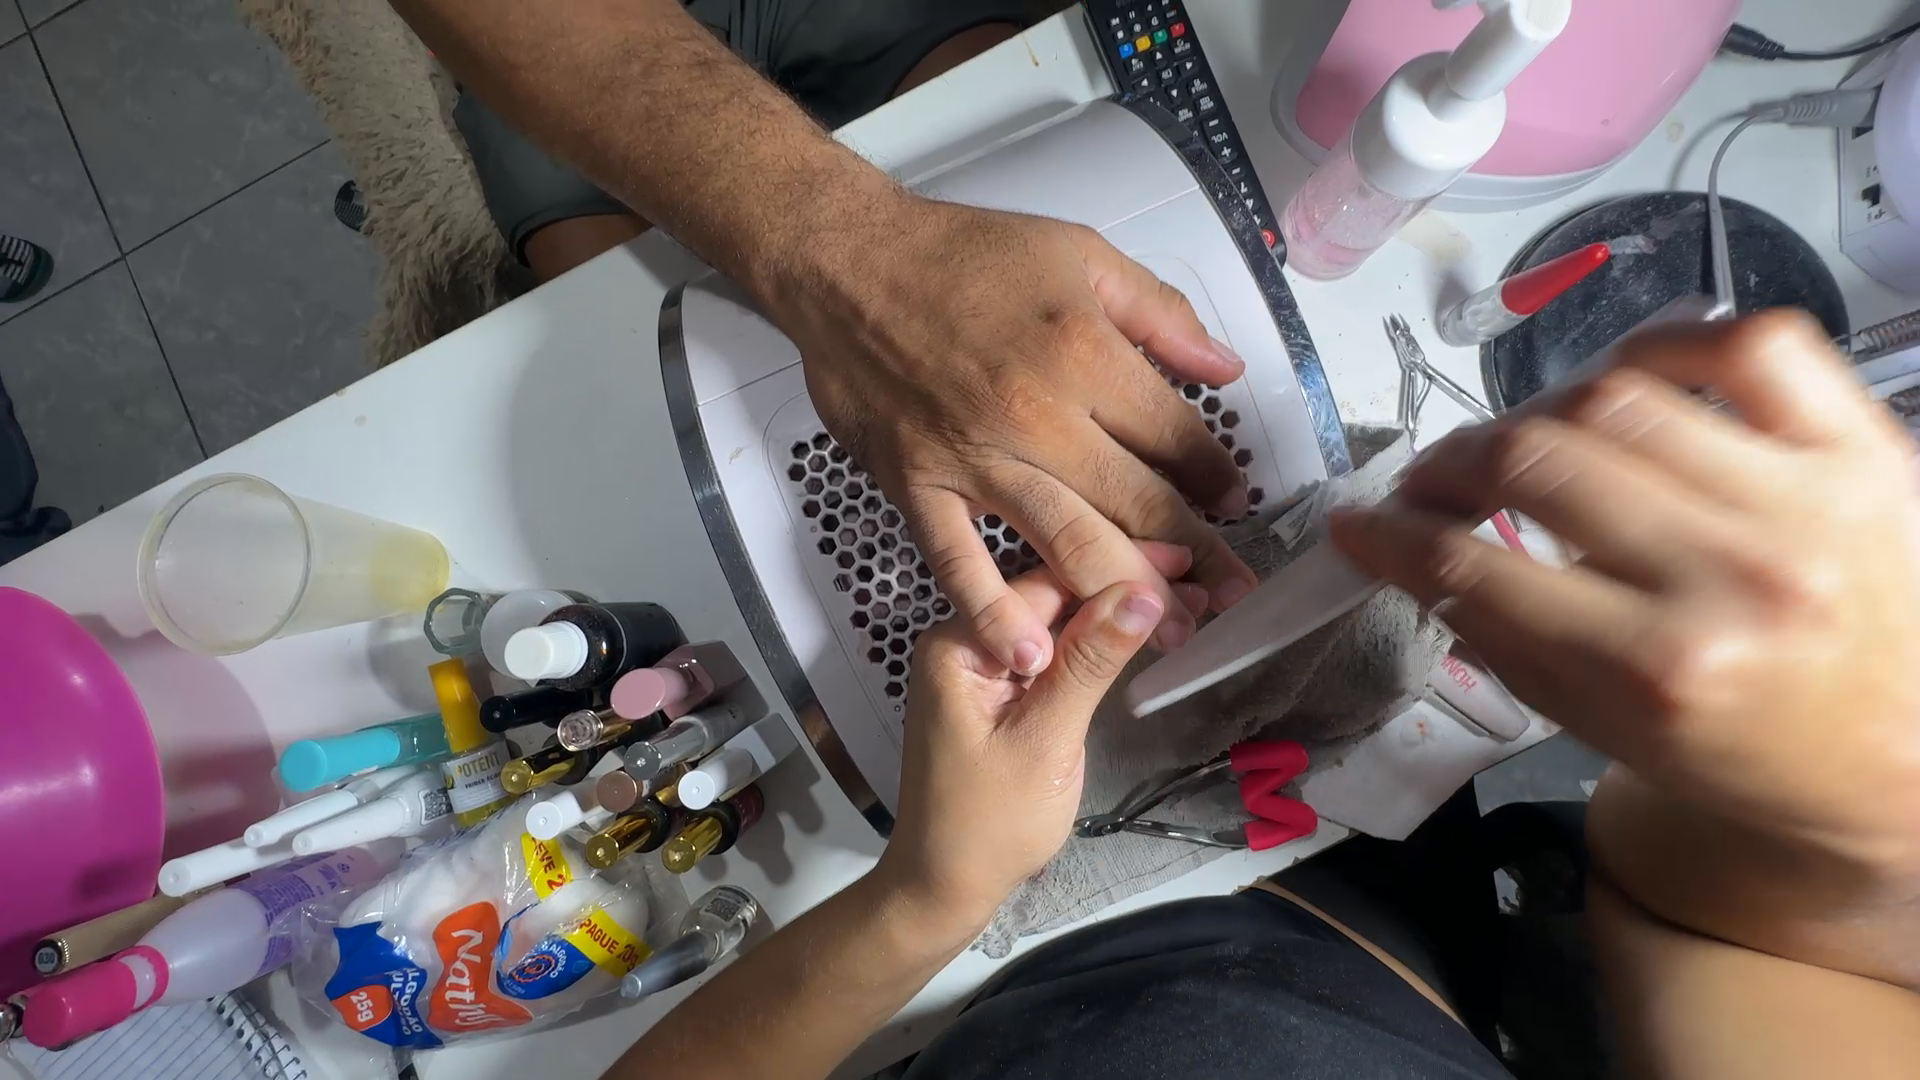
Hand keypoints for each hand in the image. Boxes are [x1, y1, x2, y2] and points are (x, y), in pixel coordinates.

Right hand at [777, 194, 1257, 674]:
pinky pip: (956, 559)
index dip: (1213, 476)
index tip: (1230, 503)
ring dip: (1123, 594)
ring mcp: (973, 460)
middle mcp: (1036, 417)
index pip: (1173, 435)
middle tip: (1231, 598)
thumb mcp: (1080, 255)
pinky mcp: (917, 487)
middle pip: (1134, 504)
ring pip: (1063, 540)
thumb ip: (1161, 314)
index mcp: (1084, 353)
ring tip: (1172, 635)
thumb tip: (1226, 368)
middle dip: (1194, 557)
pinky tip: (1028, 655)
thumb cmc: (964, 255)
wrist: (849, 266)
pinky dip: (991, 610)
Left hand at [875, 542, 1186, 931]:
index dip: (1114, 570)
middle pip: (1048, 600)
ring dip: (1110, 616)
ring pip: (1053, 626)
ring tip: (1180, 600)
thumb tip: (1145, 592)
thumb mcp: (1045, 739)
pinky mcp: (996, 690)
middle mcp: (962, 639)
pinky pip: (1047, 654)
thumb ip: (1090, 663)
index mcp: (957, 641)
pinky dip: (1090, 648)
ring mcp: (979, 665)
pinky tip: (1133, 633)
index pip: (1043, 586)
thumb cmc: (990, 823)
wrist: (945, 888)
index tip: (1181, 559)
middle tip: (1192, 575)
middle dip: (1118, 588)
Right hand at [1329, 312, 1919, 981]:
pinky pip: (1753, 348)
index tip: (1354, 522)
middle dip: (1445, 465)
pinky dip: (1664, 346)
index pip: (1466, 566)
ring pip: (1613, 399)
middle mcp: (1731, 577)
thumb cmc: (1706, 740)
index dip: (1386, 534)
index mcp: (1647, 666)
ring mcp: (1810, 501)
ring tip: (1510, 447)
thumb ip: (1476, 618)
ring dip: (1525, 416)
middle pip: (1531, 463)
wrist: (1886, 755)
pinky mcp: (1867, 451)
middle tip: (1426, 484)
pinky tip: (1618, 384)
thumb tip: (1393, 539)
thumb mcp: (1567, 708)